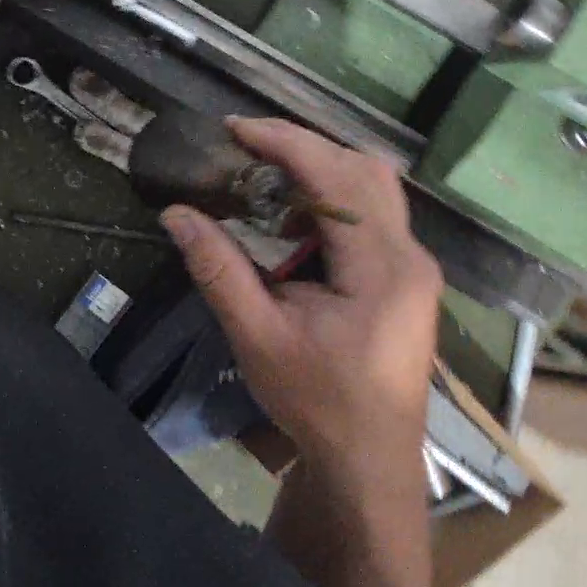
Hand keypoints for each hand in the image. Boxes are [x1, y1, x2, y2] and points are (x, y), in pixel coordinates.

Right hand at [160, 118, 443, 475]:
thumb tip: (176, 212)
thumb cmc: (316, 399)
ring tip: (259, 170)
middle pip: (364, 169)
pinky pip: (368, 212)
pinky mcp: (401, 277)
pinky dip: (325, 194)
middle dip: (301, 145)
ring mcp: (410, 266)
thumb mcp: (256, 335)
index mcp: (382, 267)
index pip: (337, 177)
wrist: (368, 458)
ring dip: (316, 167)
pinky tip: (286, 211)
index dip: (284, 142)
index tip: (231, 128)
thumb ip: (218, 269)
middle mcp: (408, 255)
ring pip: (372, 186)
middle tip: (241, 145)